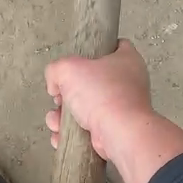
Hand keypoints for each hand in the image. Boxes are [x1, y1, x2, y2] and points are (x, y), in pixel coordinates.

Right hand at [45, 41, 182, 182]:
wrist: (119, 133)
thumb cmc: (101, 93)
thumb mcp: (68, 69)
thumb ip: (55, 70)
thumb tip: (55, 87)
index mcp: (126, 60)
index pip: (112, 46)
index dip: (91, 51)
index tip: (75, 61)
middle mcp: (128, 84)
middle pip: (91, 82)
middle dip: (67, 93)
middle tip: (59, 97)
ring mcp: (122, 109)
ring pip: (86, 108)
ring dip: (64, 117)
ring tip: (56, 122)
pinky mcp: (114, 130)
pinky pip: (88, 129)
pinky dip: (72, 134)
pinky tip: (60, 136)